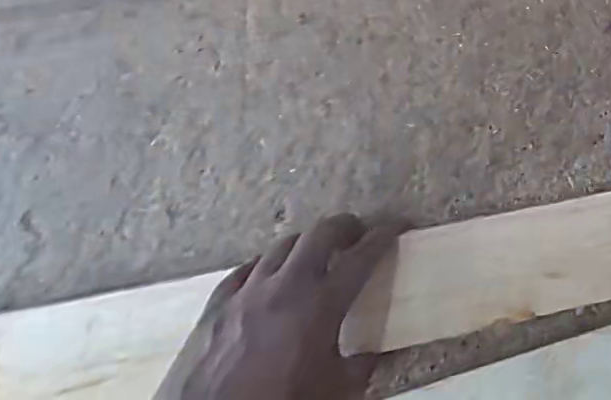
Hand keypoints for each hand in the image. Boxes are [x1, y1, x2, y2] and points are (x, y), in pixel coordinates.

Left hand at [155, 214, 401, 399]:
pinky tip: (268, 277)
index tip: (398, 227)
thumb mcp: (334, 391)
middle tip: (358, 236)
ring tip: (315, 256)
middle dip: (347, 227)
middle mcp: (286, 288)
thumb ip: (359, 364)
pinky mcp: (211, 313)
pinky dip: (263, 267)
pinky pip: (242, 272)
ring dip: (306, 245)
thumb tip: (370, 353)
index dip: (387, 234)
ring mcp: (244, 297)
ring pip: (283, 246)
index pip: (365, 252)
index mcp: (322, 303)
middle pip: (322, 231)